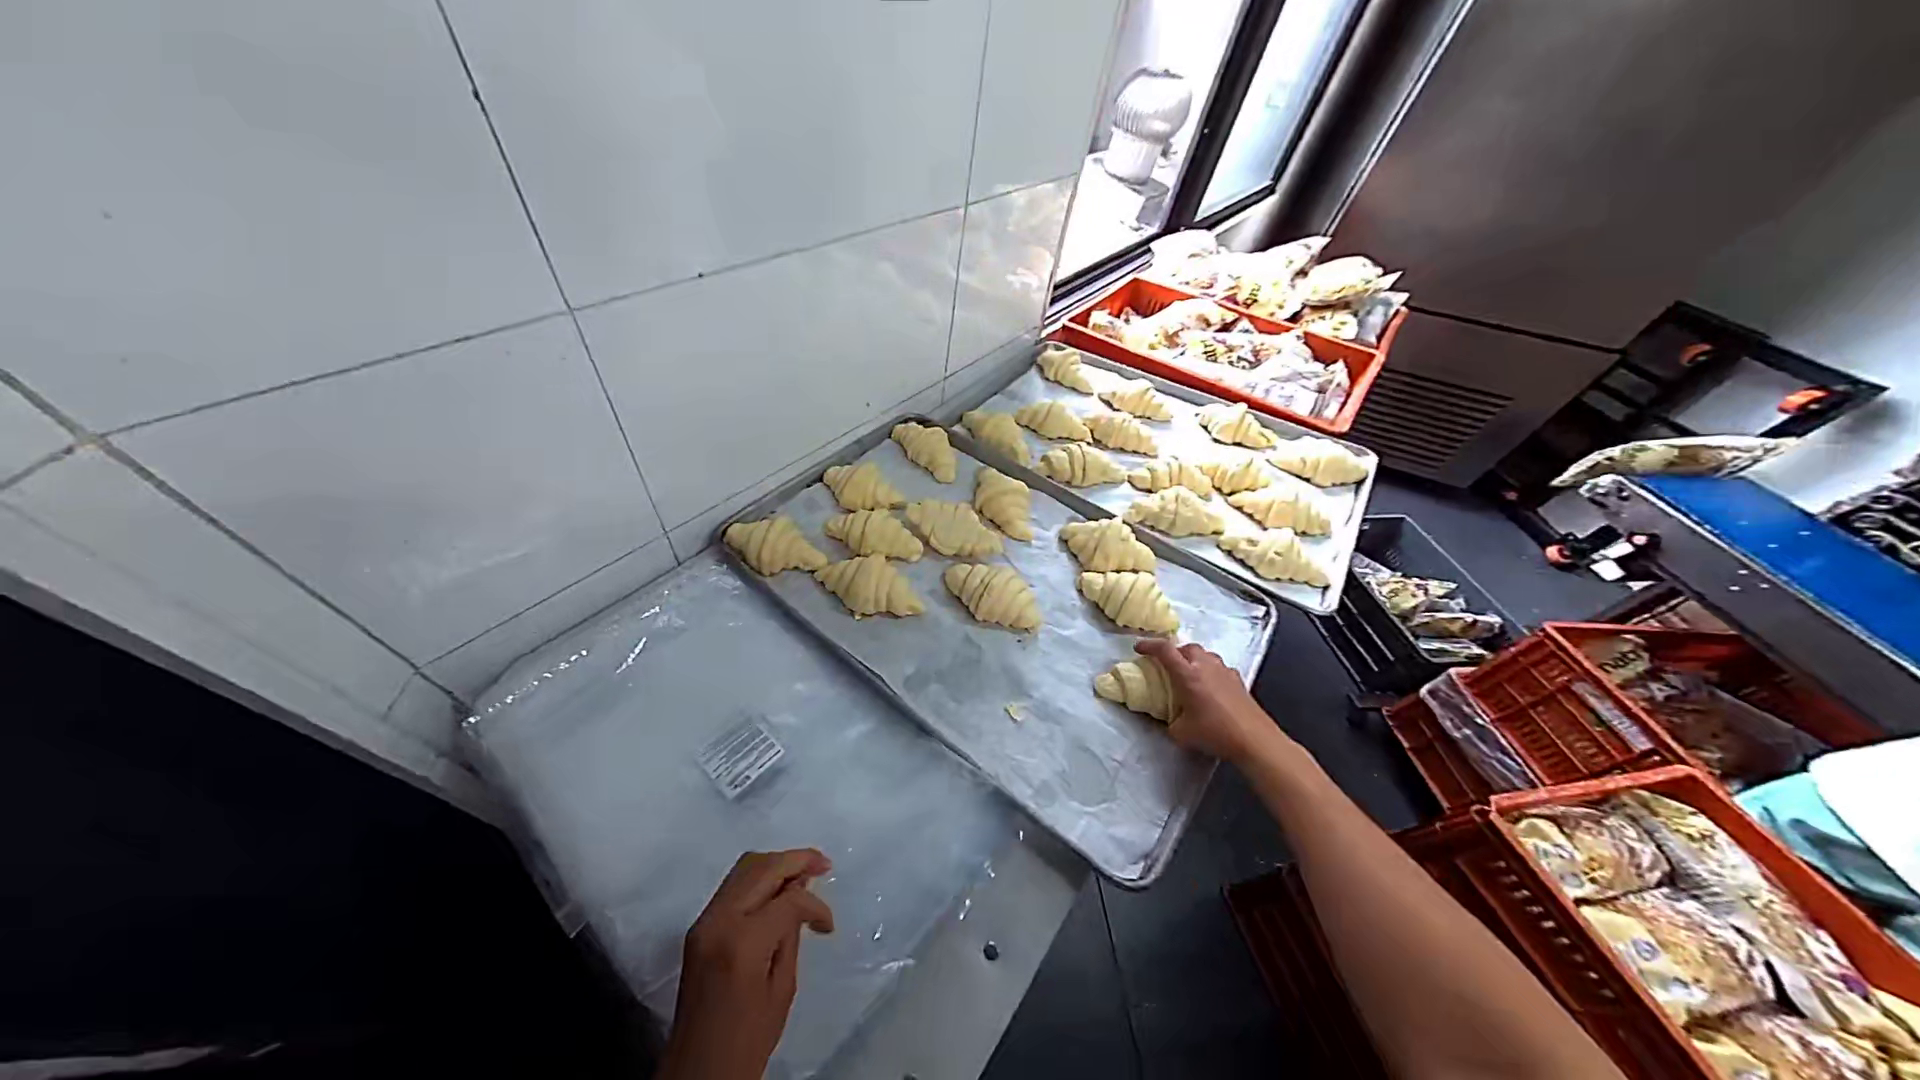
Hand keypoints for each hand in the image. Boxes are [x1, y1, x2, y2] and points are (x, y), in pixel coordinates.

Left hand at [657, 849, 835, 1079]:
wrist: (697, 1072)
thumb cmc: (747, 1040)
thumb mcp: (782, 988)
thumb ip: (790, 933)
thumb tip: (800, 893)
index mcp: (742, 942)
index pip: (787, 899)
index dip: (814, 905)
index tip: (827, 925)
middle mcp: (718, 921)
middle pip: (762, 867)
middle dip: (797, 860)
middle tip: (825, 865)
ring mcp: (703, 922)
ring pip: (744, 868)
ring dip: (777, 865)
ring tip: (806, 873)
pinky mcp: (698, 927)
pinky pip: (733, 886)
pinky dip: (760, 879)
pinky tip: (780, 890)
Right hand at [1135, 639, 1297, 765]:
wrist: (1255, 740)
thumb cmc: (1215, 733)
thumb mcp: (1181, 733)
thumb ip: (1170, 721)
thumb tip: (1170, 718)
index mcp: (1188, 675)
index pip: (1164, 650)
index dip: (1149, 646)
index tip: (1139, 649)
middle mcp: (1206, 666)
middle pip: (1187, 647)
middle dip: (1174, 652)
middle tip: (1166, 665)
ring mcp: (1225, 672)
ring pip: (1205, 655)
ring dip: (1193, 660)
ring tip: (1188, 675)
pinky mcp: (1238, 680)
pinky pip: (1218, 667)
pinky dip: (1209, 671)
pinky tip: (1209, 687)